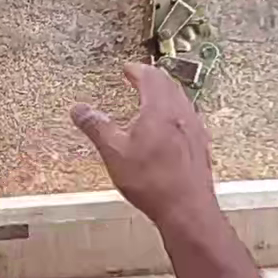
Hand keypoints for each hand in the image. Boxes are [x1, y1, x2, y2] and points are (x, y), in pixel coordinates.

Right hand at [71, 63, 220, 233]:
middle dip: (153, 78)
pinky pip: (187, 117)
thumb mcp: (113, 152)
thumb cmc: (151, 180)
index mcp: (159, 111)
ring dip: (166, 92)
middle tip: (140, 76)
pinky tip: (168, 124)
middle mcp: (181, 115)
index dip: (138, 70)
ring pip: (181, 100)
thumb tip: (79, 109)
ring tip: (152, 95)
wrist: (186, 208)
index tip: (128, 68)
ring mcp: (194, 130)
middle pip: (170, 86)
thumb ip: (96, 127)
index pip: (151, 79)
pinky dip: (174, 110)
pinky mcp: (199, 146)